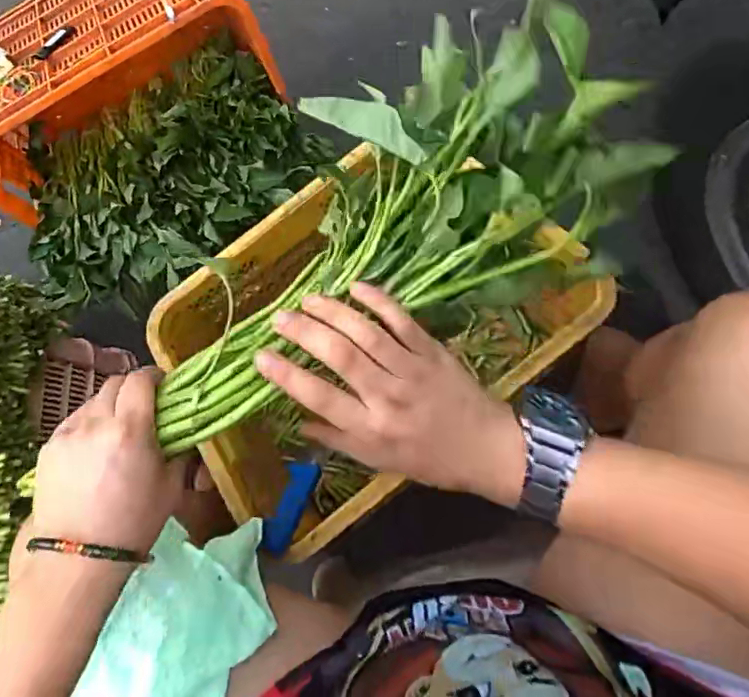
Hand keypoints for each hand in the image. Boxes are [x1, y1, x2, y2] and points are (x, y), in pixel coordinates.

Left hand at [29, 369, 188, 553]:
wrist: (76, 559)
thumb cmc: (132, 524)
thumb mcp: (171, 488)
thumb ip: (180, 449)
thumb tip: (182, 428)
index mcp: (131, 427)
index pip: (141, 379)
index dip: (154, 377)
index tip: (161, 388)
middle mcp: (97, 420)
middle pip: (115, 384)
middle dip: (131, 391)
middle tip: (140, 411)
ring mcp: (69, 431)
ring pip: (93, 402)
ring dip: (107, 409)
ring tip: (113, 435)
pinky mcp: (49, 445)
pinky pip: (73, 423)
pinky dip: (86, 428)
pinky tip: (91, 454)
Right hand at [255, 283, 527, 506]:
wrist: (487, 448)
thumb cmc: (428, 459)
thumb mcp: (378, 462)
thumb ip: (336, 439)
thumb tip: (296, 422)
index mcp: (372, 429)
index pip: (321, 398)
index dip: (287, 375)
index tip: (260, 356)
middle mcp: (388, 396)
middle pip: (340, 357)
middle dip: (305, 333)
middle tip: (279, 318)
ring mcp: (412, 369)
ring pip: (366, 333)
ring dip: (333, 312)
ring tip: (307, 300)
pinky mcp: (431, 349)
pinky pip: (401, 320)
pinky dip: (378, 300)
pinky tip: (354, 287)